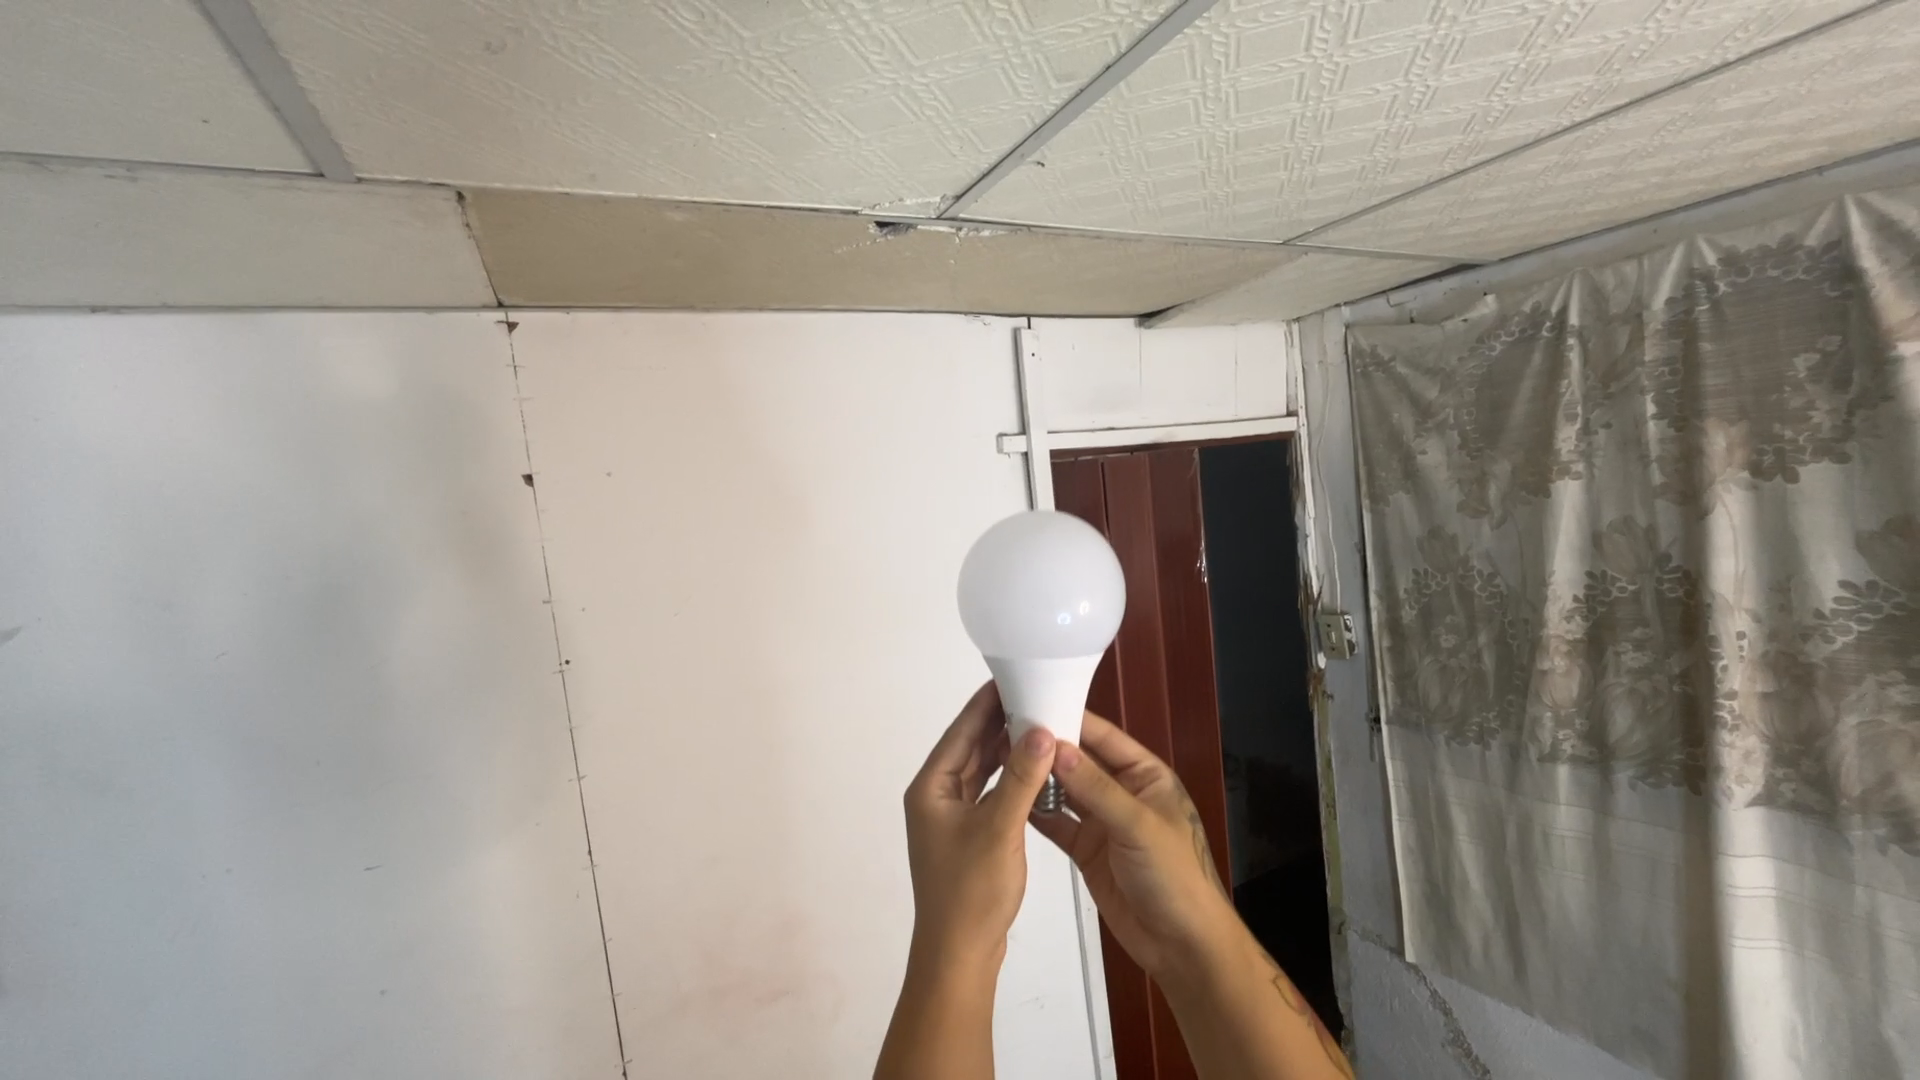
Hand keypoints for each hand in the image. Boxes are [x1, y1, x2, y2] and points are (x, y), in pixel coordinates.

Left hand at [877, 684, 1057, 1079]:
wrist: (959, 954)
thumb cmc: (972, 889)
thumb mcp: (1000, 828)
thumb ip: (1022, 777)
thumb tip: (1041, 729)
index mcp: (931, 787)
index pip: (961, 731)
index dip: (986, 702)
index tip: (1013, 674)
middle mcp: (937, 794)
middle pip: (970, 747)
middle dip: (1001, 722)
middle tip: (1036, 693)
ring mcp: (951, 815)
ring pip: (982, 769)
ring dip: (1008, 748)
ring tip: (1041, 720)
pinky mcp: (968, 832)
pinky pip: (990, 790)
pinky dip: (1010, 776)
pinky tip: (1036, 765)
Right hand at [1029, 710, 1236, 982]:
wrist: (1182, 946)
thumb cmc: (1173, 875)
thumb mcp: (1138, 826)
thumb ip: (1096, 788)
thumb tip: (1056, 746)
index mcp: (1144, 774)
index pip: (1103, 737)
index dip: (1070, 719)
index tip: (1030, 703)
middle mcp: (1121, 791)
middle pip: (1080, 760)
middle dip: (1047, 746)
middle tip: (1003, 729)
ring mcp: (1102, 821)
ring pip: (1065, 790)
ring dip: (1039, 777)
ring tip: (999, 758)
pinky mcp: (1086, 848)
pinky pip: (1057, 822)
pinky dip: (1036, 811)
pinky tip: (1009, 798)